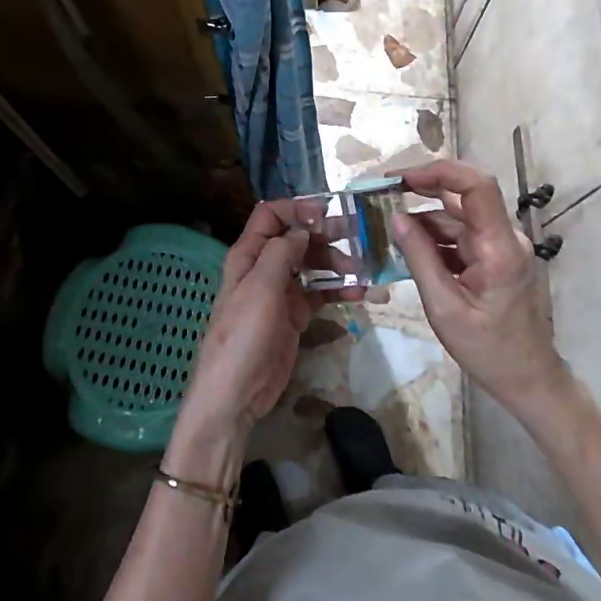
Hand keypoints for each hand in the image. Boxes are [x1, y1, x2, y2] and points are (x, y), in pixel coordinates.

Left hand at [179, 201, 358, 440]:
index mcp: (248, 254)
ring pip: (311, 266)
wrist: (237, 391)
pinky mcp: (294, 316)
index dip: (296, 209)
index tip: (327, 213)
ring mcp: (280, 292)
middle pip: (295, 239)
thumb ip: (282, 254)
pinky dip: (338, 290)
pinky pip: (319, 294)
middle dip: (324, 235)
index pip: (270, 216)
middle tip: (357, 238)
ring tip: (363, 269)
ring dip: (336, 263)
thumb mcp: (261, 287)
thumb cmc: (244, 333)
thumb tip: (303, 230)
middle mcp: (263, 268)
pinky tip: (361, 293)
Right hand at [389, 159, 568, 414]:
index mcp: (499, 248)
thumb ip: (419, 258)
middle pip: (463, 195)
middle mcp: (505, 238)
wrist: (528, 379)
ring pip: (456, 215)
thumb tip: (395, 218)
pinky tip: (407, 248)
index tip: (400, 179)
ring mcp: (500, 247)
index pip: (477, 187)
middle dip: (421, 189)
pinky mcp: (494, 258)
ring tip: (386, 227)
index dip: (438, 172)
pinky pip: (459, 234)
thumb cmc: (488, 349)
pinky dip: (432, 236)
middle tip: (381, 193)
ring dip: (422, 217)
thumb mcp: (444, 306)